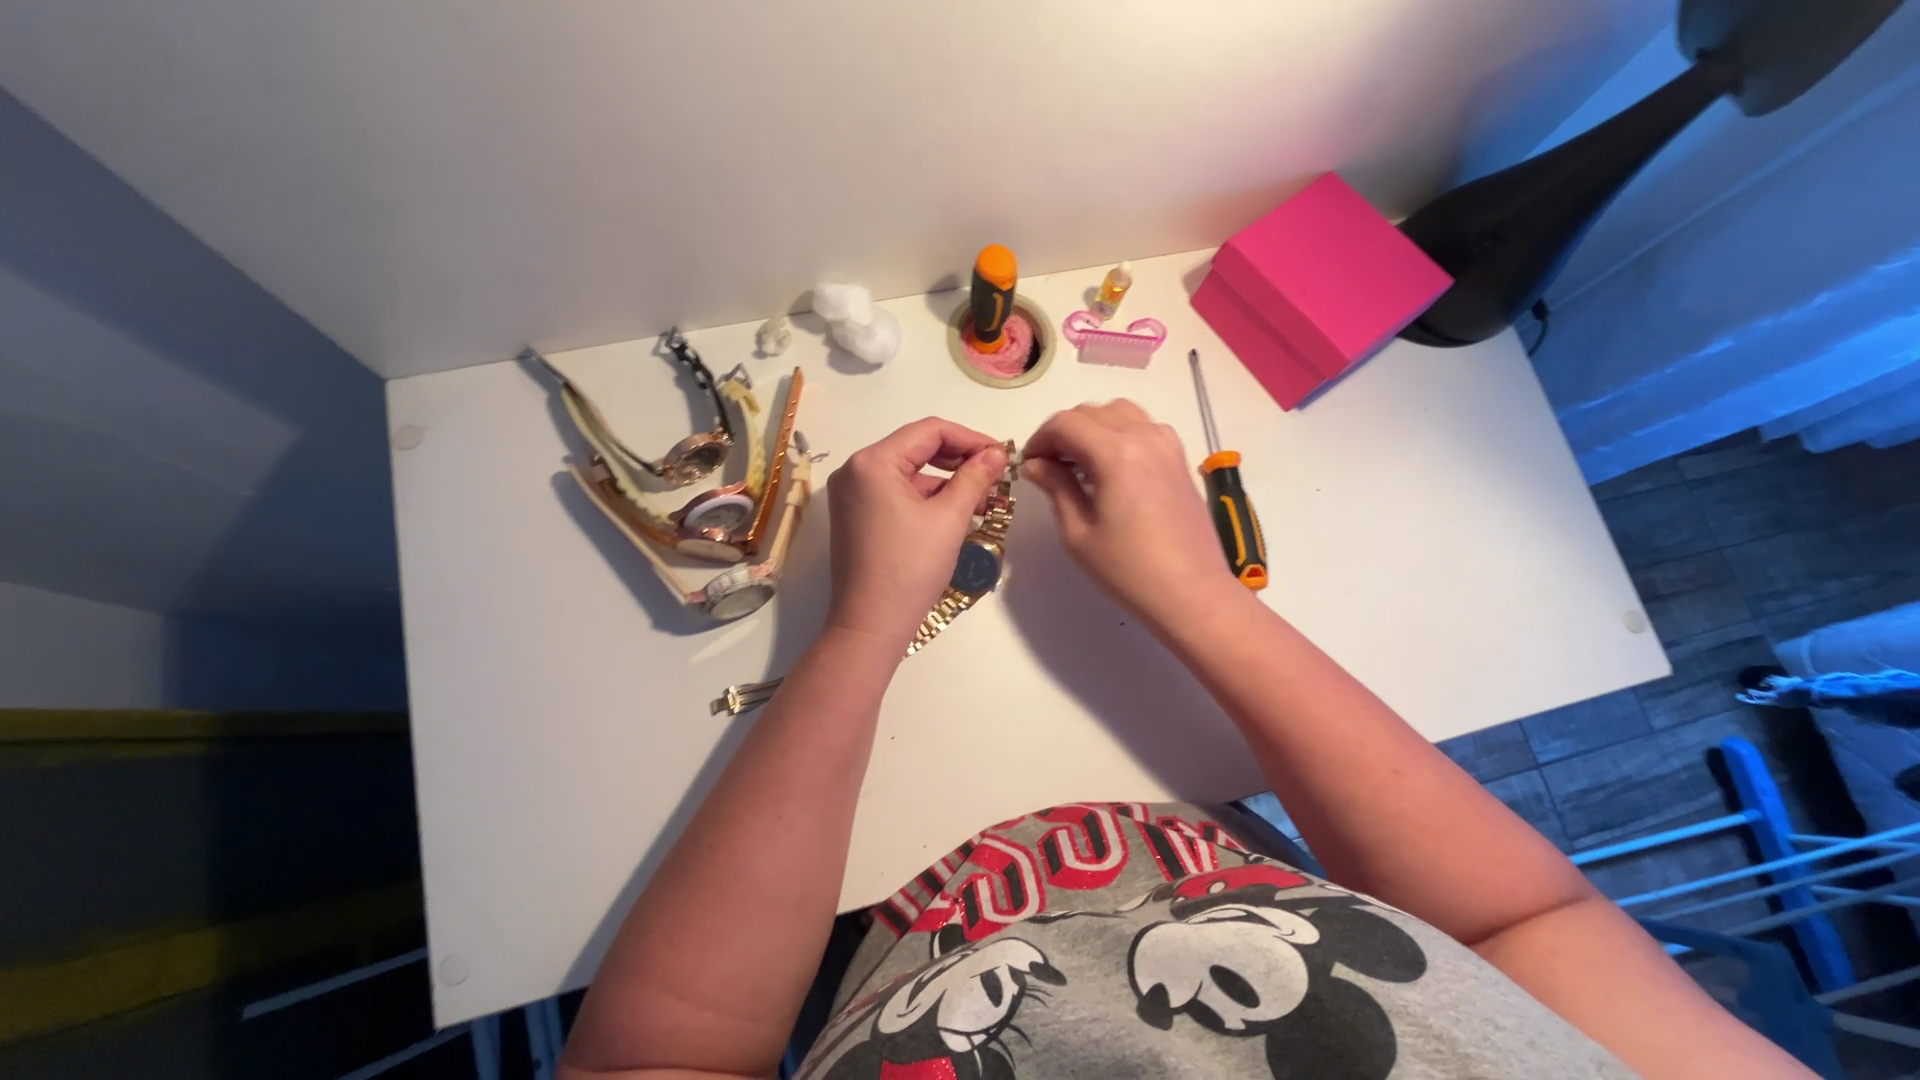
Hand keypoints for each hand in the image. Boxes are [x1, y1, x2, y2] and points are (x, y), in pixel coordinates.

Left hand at [825, 418, 1007, 651]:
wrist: (871, 624)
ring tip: (982, 501)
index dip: (970, 438)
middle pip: (916, 449)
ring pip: (908, 473)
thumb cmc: (910, 568)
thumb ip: (974, 478)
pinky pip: (896, 494)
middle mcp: (855, 471)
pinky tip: (955, 514)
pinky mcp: (855, 516)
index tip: (1001, 455)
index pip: (929, 431)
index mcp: (872, 462)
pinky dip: (926, 499)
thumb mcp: (949, 518)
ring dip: (945, 483)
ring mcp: (851, 495)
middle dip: (959, 461)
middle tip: (995, 478)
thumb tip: (996, 453)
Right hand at [1022, 401, 1239, 632]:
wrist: (1191, 592)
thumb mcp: (1078, 533)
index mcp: (1115, 454)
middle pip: (1091, 413)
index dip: (1040, 439)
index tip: (1029, 464)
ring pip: (1119, 413)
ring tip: (1078, 464)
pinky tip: (1110, 468)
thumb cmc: (1128, 570)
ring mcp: (1167, 444)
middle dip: (1063, 433)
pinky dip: (1119, 433)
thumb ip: (1056, 487)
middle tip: (1048, 467)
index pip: (1065, 423)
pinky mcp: (1179, 458)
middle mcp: (1143, 437)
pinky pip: (1143, 427)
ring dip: (1092, 428)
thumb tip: (1035, 464)